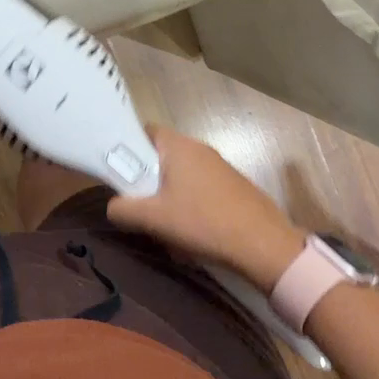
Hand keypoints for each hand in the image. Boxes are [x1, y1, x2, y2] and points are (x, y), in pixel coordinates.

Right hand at [106, 124, 308, 288]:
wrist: (265, 247)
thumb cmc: (204, 223)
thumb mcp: (153, 219)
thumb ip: (122, 209)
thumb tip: (113, 206)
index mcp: (179, 146)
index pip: (144, 131)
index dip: (127, 147)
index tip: (119, 172)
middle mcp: (200, 149)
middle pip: (162, 155)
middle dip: (148, 178)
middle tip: (140, 203)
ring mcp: (221, 167)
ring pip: (181, 174)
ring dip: (169, 194)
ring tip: (165, 223)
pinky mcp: (235, 186)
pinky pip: (201, 187)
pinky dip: (190, 203)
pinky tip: (192, 230)